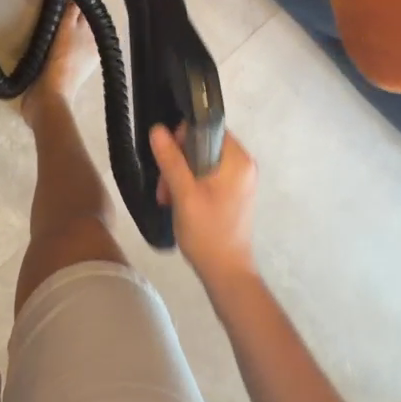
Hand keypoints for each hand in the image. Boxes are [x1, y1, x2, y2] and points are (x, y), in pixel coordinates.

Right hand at [151, 125, 257, 281]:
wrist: (226, 273)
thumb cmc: (207, 233)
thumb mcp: (184, 194)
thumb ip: (171, 160)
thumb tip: (157, 129)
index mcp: (238, 159)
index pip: (207, 128)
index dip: (183, 138)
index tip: (168, 159)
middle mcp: (243, 164)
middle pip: (202, 144)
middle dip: (178, 162)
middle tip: (164, 187)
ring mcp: (239, 179)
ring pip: (201, 160)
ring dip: (180, 175)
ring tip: (168, 198)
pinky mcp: (233, 192)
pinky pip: (207, 174)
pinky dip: (190, 184)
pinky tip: (178, 202)